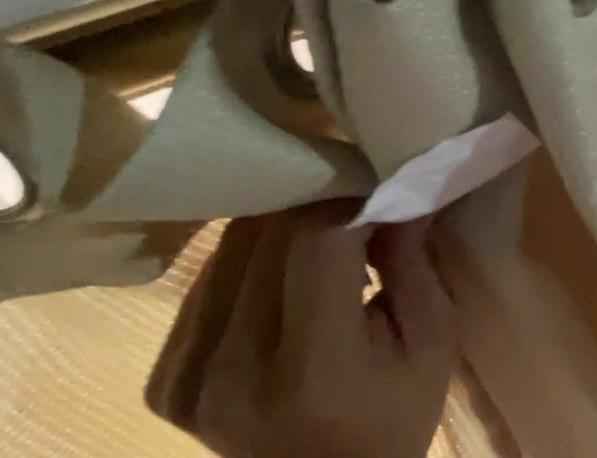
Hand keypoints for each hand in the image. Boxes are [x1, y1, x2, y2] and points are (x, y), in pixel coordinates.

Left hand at [146, 201, 456, 457]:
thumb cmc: (397, 413)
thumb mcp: (434, 336)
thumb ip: (412, 259)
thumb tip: (398, 183)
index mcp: (315, 370)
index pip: (316, 241)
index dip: (353, 201)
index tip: (383, 193)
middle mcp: (234, 374)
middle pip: (267, 234)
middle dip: (321, 204)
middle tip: (360, 205)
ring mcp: (186, 380)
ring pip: (231, 246)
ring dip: (284, 224)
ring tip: (327, 237)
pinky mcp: (162, 381)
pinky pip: (208, 278)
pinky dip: (252, 257)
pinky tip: (286, 274)